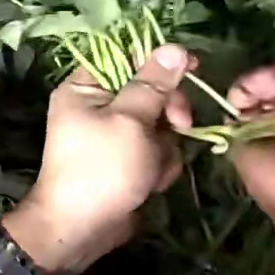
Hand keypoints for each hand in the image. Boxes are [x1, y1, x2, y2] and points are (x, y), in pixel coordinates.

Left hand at [6, 44, 196, 274]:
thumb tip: (173, 46)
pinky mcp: (126, 158)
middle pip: (149, 91)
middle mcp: (96, 105)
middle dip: (167, 113)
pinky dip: (158, 164)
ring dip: (164, 146)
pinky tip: (151, 181)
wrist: (83, 227)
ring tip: (151, 167)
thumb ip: (153, 84)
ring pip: (159, 123)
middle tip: (180, 125)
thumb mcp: (130, 121)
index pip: (125, 58)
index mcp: (84, 88)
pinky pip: (155, 149)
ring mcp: (112, 134)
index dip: (159, 61)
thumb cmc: (101, 168)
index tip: (192, 66)